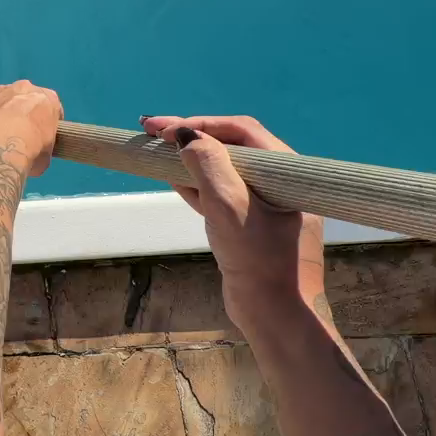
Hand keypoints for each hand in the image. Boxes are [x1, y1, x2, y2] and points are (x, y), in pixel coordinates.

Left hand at [0, 81, 61, 175]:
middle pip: (25, 98)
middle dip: (22, 112)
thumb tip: (33, 155)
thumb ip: (42, 147)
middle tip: (18, 133)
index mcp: (47, 99)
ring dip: (1, 112)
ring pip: (2, 99)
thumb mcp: (46, 155)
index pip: (50, 107)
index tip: (41, 134)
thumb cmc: (30, 151)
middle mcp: (23, 88)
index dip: (46, 121)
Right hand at [140, 115, 325, 328]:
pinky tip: (171, 177)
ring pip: (221, 168)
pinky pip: (219, 191)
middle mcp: (277, 181)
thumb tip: (186, 135)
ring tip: (156, 151)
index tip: (163, 129)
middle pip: (229, 145)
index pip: (239, 131)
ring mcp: (264, 202)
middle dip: (190, 137)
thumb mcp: (227, 206)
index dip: (199, 124)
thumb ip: (207, 165)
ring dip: (188, 158)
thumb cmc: (255, 256)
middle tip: (152, 132)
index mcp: (284, 171)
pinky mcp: (249, 221)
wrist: (273, 311)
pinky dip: (194, 182)